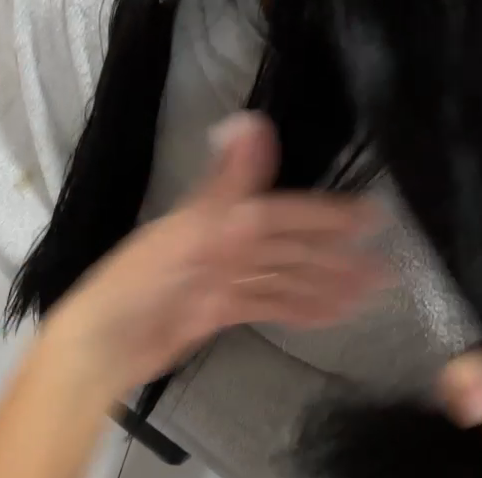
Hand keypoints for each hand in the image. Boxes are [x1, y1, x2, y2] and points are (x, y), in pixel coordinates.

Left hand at [39, 112, 383, 395]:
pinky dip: (294, 310)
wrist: (99, 348)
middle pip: (287, 249)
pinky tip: (323, 315)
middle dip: (333, 257)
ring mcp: (218, 282)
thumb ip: (224, 188)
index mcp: (214, 222)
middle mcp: (221, 247)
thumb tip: (252, 124)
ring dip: (321, 286)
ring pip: (281, 280)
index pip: (280, 215)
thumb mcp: (181, 236)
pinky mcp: (213, 314)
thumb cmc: (134, 288)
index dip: (324, 217)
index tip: (369, 220)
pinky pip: (263, 306)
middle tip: (382, 269)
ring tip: (364, 297)